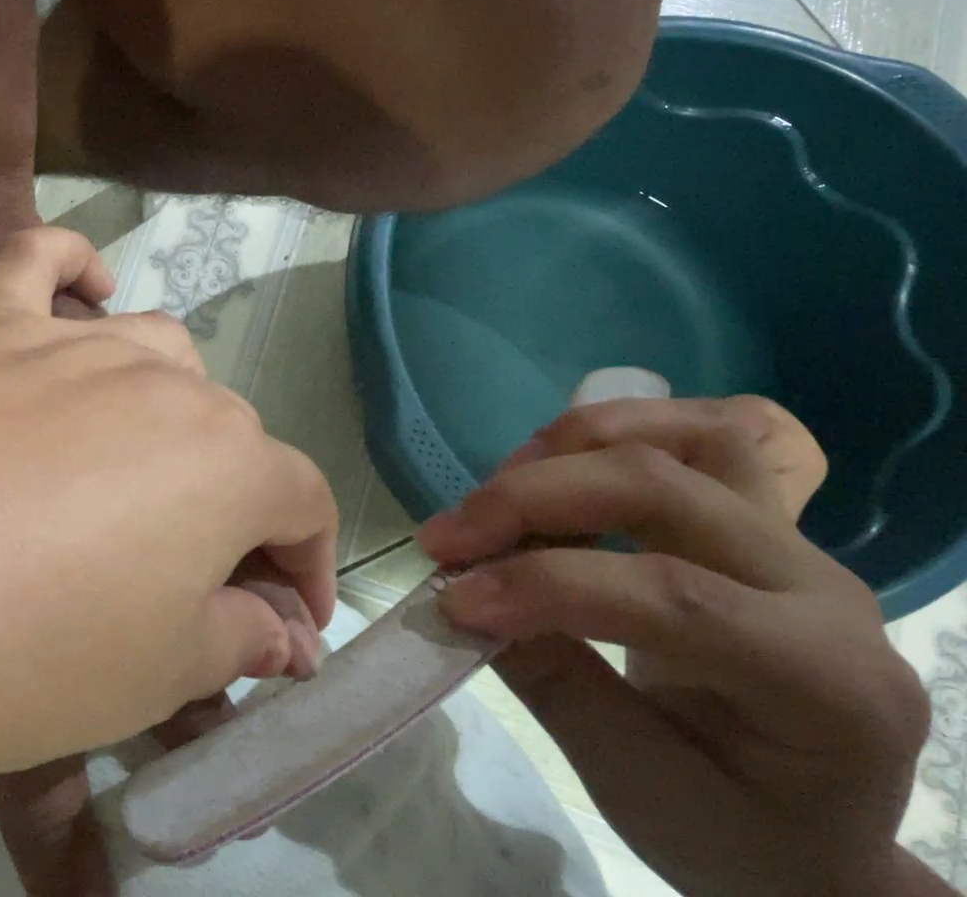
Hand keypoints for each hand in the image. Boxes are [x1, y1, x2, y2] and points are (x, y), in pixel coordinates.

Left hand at [0, 230, 337, 896]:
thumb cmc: (16, 655)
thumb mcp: (154, 677)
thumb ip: (238, 640)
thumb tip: (283, 630)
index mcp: (227, 463)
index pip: (300, 505)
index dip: (304, 570)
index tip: (285, 629)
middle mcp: (159, 380)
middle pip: (228, 429)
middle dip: (231, 505)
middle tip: (194, 578)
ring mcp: (62, 341)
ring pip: (152, 348)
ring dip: (167, 408)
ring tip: (136, 468)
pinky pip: (37, 263)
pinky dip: (71, 268)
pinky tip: (87, 290)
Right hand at [418, 397, 933, 896]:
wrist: (808, 837)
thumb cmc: (732, 834)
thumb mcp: (637, 787)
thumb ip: (553, 683)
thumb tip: (461, 599)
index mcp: (824, 682)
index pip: (673, 597)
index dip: (542, 583)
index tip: (446, 599)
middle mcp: (825, 591)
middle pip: (667, 490)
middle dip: (532, 501)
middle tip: (444, 539)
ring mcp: (797, 545)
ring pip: (690, 439)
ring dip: (572, 447)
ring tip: (495, 491)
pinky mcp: (762, 525)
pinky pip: (701, 437)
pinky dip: (615, 432)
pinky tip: (554, 462)